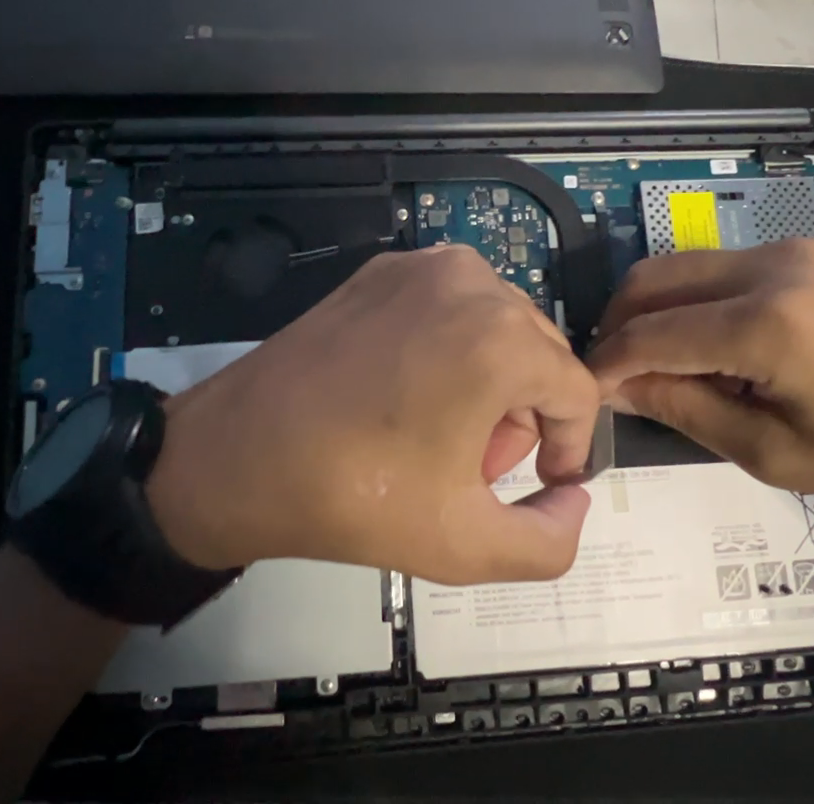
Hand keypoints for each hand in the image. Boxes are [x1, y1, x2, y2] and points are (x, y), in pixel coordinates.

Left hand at [144, 245, 601, 584]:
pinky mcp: (381, 271)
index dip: (568, 447)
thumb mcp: (466, 545)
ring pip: (496, 328)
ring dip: (488, 384)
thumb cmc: (356, 496)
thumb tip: (572, 497)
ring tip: (439, 437)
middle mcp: (469, 283)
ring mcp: (420, 268)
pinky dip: (448, 349)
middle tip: (473, 470)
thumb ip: (550, 542)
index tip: (539, 486)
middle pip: (538, 355)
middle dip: (522, 417)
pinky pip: (449, 309)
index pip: (576, 392)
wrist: (236, 455)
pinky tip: (407, 396)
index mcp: (500, 337)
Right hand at [584, 239, 813, 553]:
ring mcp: (801, 250)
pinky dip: (699, 301)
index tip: (583, 390)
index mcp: (769, 322)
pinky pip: (729, 268)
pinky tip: (710, 347)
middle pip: (658, 278)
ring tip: (657, 366)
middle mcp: (777, 265)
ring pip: (690, 266)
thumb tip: (617, 386)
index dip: (607, 362)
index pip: (652, 332)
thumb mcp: (772, 452)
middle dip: (620, 324)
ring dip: (658, 310)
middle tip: (610, 375)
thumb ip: (683, 408)